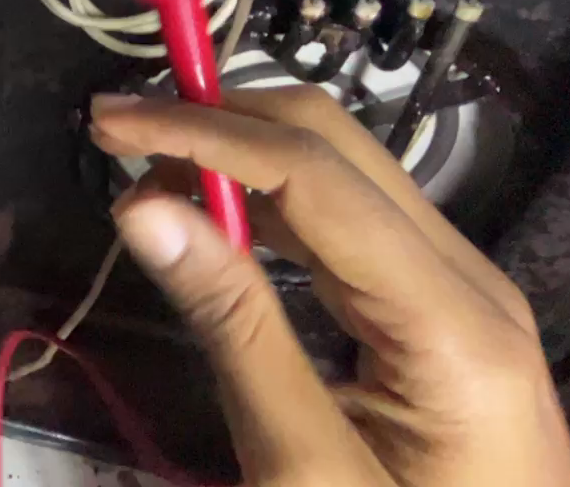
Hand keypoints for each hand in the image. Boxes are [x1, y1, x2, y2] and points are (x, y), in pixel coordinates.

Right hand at [90, 85, 569, 486]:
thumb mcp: (302, 465)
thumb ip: (230, 323)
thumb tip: (138, 204)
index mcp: (450, 319)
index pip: (311, 171)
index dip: (201, 130)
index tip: (108, 118)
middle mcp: (461, 274)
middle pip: (328, 139)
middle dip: (214, 116)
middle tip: (116, 130)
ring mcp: (447, 282)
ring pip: (327, 162)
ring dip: (227, 147)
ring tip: (142, 170)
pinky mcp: (421, 299)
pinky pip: (328, 210)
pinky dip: (251, 190)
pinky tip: (199, 208)